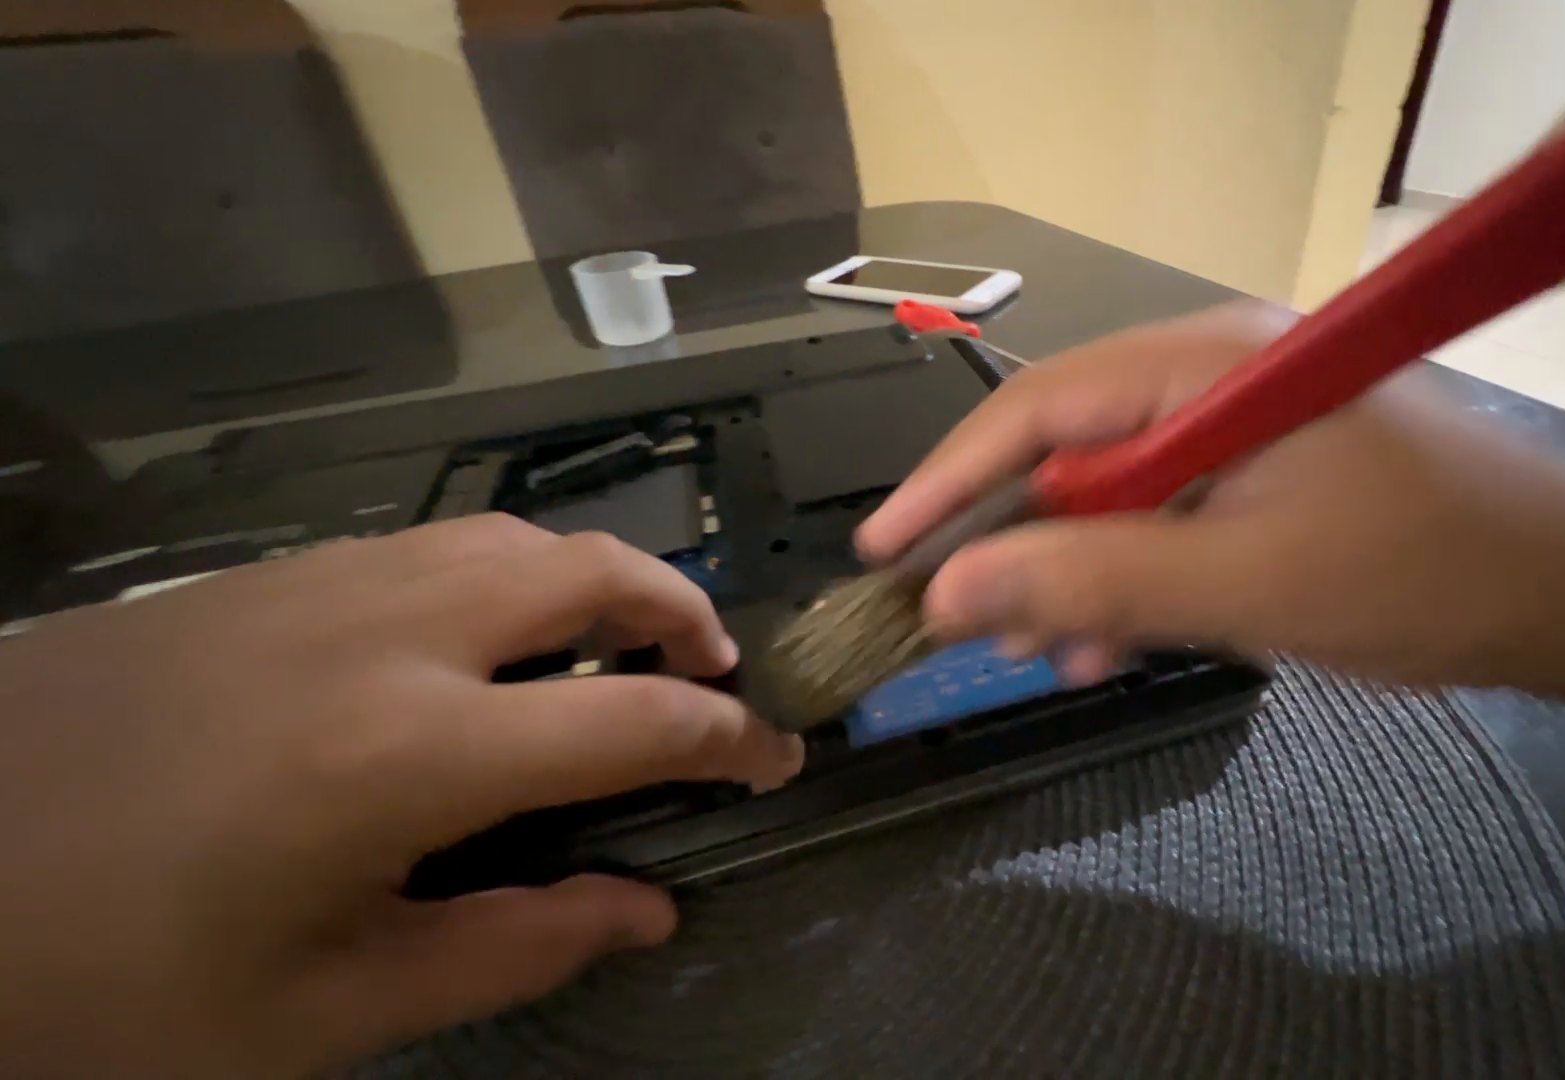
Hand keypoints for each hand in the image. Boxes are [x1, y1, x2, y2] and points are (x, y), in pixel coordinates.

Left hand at [0, 516, 802, 1078]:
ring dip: (610, 581)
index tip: (777, 757)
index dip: (732, 740)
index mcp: (411, 752)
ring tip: (627, 640)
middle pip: (599, 573)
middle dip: (687, 615)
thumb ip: (516, 950)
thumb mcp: (316, 1012)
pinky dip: (528, 573)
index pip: (639, 721)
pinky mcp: (281, 571)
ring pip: (528, 539)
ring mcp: (330, 583)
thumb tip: (650, 910)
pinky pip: (452, 544)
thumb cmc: (95, 985)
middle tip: (715, 673)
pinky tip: (508, 634)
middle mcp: (393, 634)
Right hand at [858, 300, 1564, 691]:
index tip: (879, 548)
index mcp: (1203, 366)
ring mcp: (1226, 427)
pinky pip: (1152, 522)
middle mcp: (1204, 377)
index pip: (1035, 410)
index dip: (946, 480)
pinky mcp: (1249, 474)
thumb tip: (945, 592)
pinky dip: (1123, 582)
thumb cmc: (1423, 576)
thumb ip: (1090, 582)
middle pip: (1061, 453)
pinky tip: (1110, 644)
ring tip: (1045, 651)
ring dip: (1068, 575)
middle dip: (1009, 542)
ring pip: (1102, 497)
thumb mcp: (1244, 586)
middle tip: (957, 618)